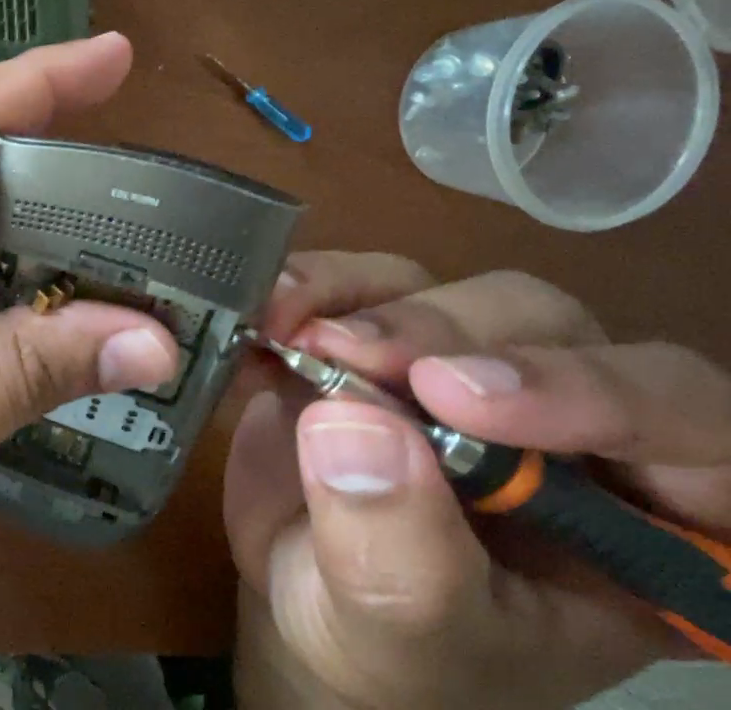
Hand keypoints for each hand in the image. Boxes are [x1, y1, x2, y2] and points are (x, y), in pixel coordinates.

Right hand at [226, 256, 730, 709]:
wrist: (309, 614)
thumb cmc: (393, 653)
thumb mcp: (409, 628)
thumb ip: (401, 547)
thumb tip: (356, 423)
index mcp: (638, 507)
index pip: (682, 423)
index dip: (595, 390)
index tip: (459, 399)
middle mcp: (559, 419)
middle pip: (545, 327)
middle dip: (447, 332)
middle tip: (355, 358)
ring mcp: (451, 370)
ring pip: (441, 287)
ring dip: (363, 299)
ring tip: (290, 333)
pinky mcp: (364, 345)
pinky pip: (347, 286)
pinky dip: (301, 288)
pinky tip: (258, 316)